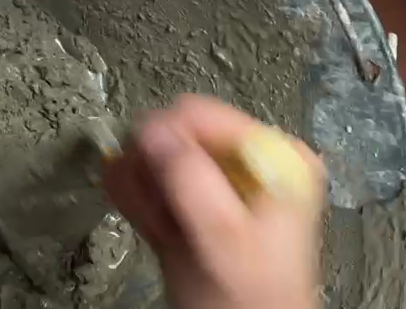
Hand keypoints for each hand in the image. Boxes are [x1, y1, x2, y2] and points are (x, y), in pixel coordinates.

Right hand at [102, 97, 324, 308]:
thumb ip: (191, 180)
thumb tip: (149, 126)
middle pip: (170, 130)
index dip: (168, 143)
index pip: (197, 114)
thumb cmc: (247, 301)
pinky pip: (144, 171)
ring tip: (157, 227)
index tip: (157, 184)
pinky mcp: (189, 191)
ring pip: (149, 150)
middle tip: (159, 213)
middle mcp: (244, 155)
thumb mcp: (225, 241)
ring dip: (141, 186)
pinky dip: (134, 193)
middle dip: (152, 170)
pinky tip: (146, 223)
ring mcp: (214, 173)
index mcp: (271, 153)